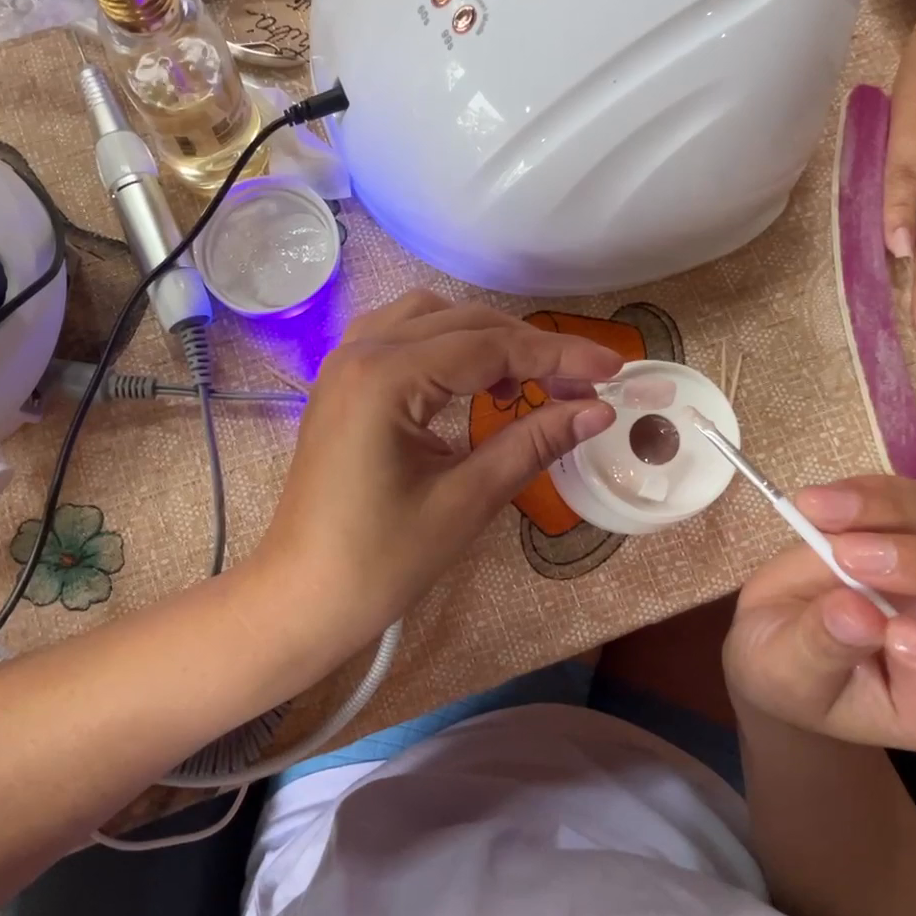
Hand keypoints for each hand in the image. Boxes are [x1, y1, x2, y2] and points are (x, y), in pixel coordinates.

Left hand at [257, 291, 621, 644]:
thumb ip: (532, 443)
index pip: (489, 347)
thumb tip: (598, 410)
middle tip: (582, 385)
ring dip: (482, 338)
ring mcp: (342, 363)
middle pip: (462, 323)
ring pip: (429, 318)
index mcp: (387, 376)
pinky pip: (398, 337)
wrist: (302, 597)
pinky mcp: (339, 383)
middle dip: (527, 347)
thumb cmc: (381, 560)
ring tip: (524, 383)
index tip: (613, 369)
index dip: (557, 355)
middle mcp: (361, 351)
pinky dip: (442, 345)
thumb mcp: (466, 500)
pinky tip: (467, 380)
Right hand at [722, 475, 915, 755]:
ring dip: (893, 517)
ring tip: (815, 514)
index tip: (900, 639)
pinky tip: (819, 503)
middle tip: (852, 558)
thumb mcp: (788, 676)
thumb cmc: (787, 676)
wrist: (773, 633)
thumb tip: (855, 612)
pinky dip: (873, 495)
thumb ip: (823, 651)